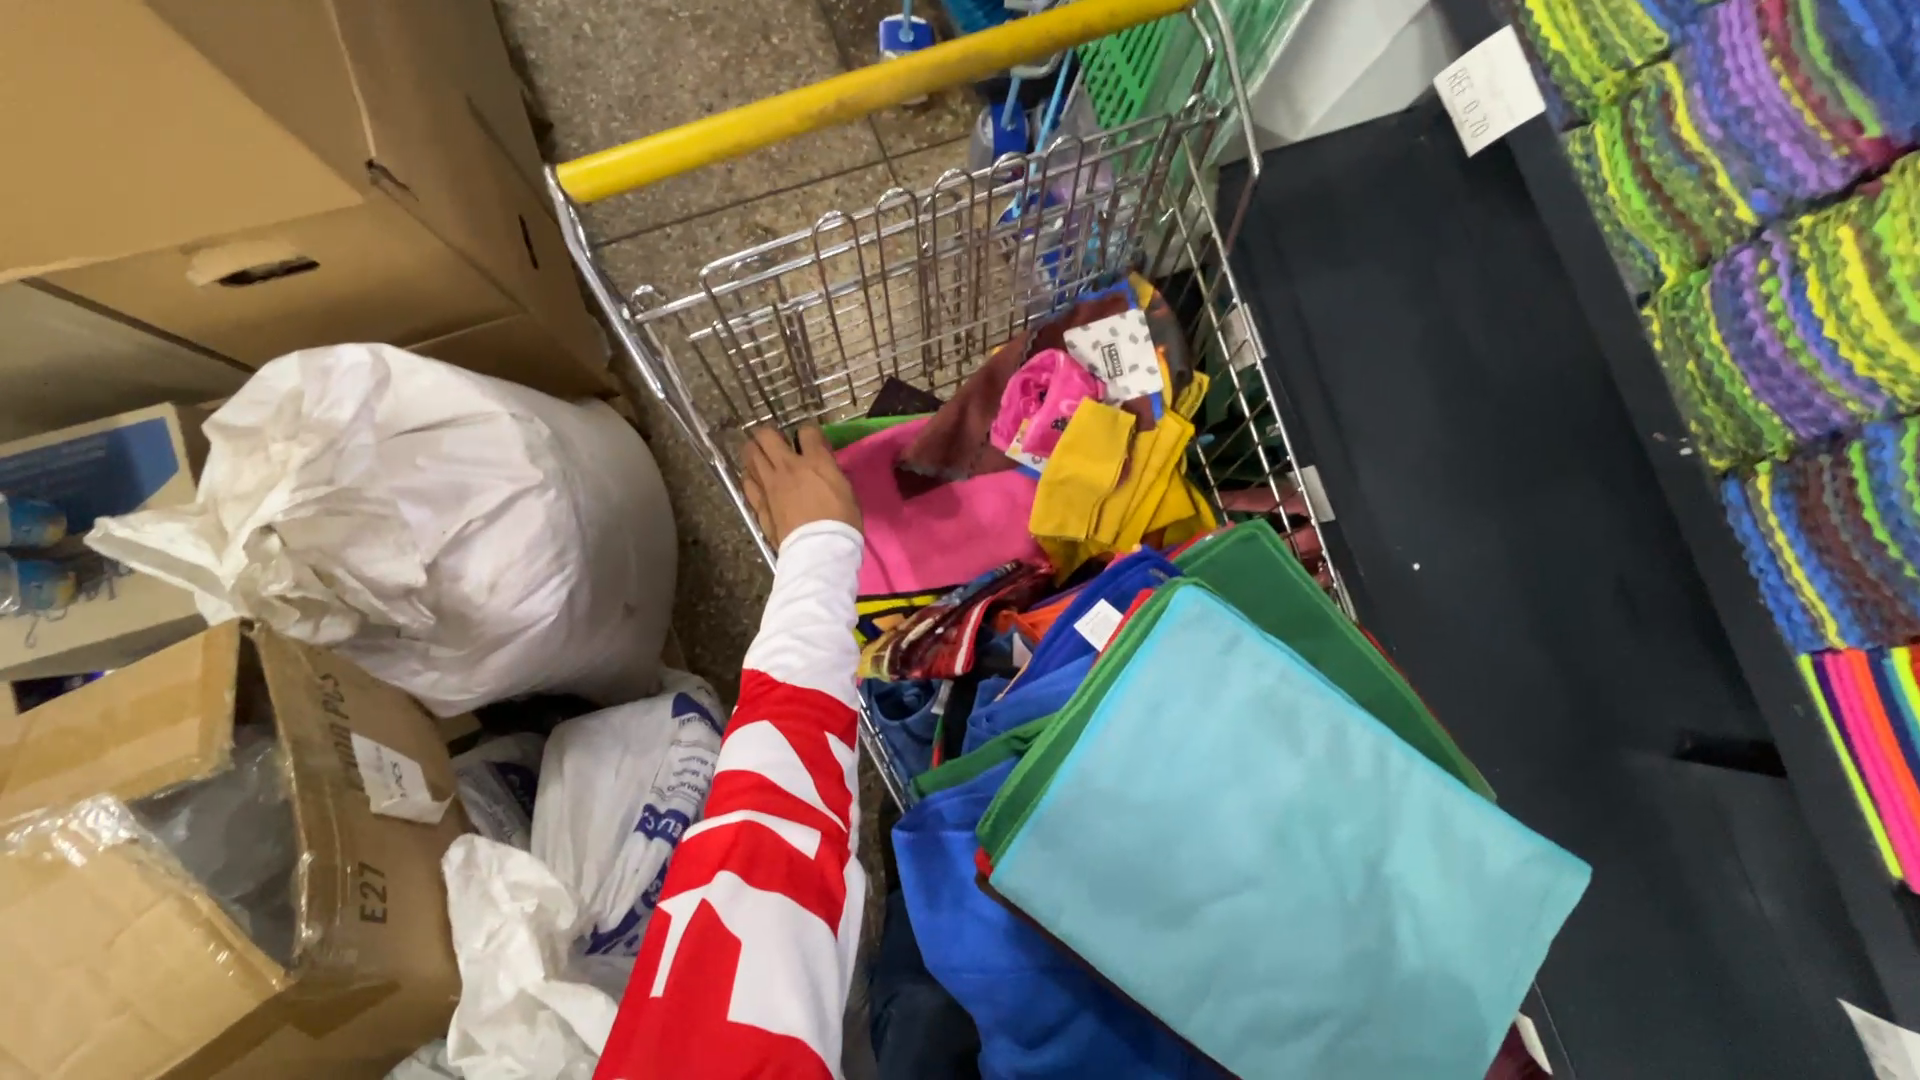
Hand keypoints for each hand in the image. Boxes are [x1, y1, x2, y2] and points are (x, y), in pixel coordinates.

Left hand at [739, 424, 861, 550]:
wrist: (820, 549)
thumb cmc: (842, 522)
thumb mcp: (846, 490)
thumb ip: (830, 473)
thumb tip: (824, 468)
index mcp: (815, 462)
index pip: (807, 431)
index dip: (809, 433)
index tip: (811, 441)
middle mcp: (788, 466)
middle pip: (767, 436)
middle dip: (769, 434)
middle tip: (774, 442)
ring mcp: (769, 484)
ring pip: (750, 455)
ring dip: (754, 451)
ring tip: (759, 456)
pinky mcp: (759, 503)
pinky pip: (747, 482)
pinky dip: (749, 476)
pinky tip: (753, 478)